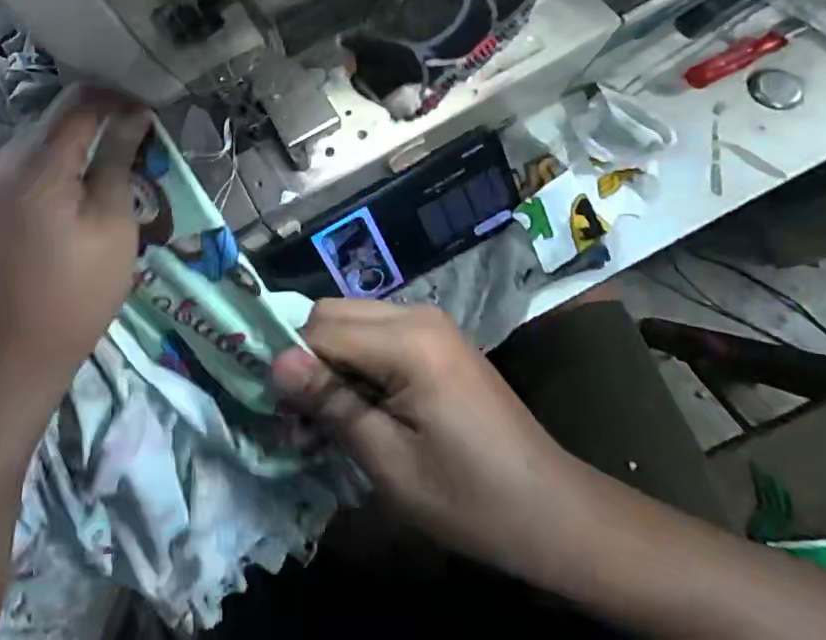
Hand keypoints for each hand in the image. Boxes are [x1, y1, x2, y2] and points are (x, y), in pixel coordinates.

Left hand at [0, 84, 151, 403]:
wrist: (5, 361)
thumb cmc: (73, 297)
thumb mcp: (112, 228)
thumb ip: (117, 162)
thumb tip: (133, 116)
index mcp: (34, 167)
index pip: (79, 102)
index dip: (117, 98)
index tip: (148, 112)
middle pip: (53, 120)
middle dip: (96, 123)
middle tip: (134, 147)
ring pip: (34, 143)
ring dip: (71, 147)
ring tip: (105, 174)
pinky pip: (17, 168)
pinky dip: (49, 169)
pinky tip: (69, 199)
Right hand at [272, 300, 579, 573]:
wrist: (550, 510)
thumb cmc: (469, 497)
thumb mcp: (389, 460)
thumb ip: (331, 403)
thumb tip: (274, 361)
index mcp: (407, 339)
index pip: (319, 327)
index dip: (289, 364)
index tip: (276, 414)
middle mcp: (417, 314)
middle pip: (333, 315)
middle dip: (307, 360)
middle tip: (299, 423)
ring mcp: (430, 325)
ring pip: (352, 323)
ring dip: (329, 365)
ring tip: (324, 425)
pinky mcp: (436, 342)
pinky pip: (377, 337)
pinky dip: (356, 366)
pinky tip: (357, 412)